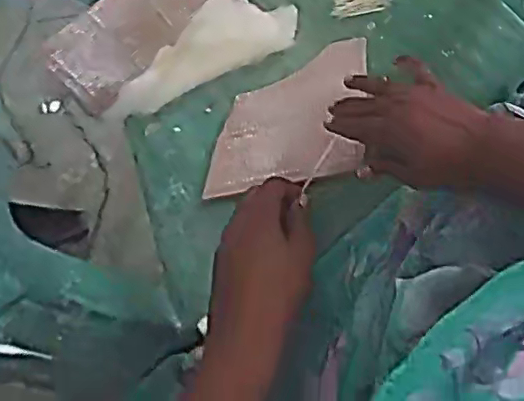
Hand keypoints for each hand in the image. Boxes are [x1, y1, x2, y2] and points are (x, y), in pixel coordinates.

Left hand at [208, 178, 313, 343]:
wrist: (242, 338)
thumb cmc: (279, 291)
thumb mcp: (302, 252)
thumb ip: (301, 221)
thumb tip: (297, 203)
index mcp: (258, 213)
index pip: (272, 185)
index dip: (290, 188)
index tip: (304, 203)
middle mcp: (236, 221)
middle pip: (255, 196)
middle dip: (273, 200)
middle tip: (293, 217)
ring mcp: (224, 241)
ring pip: (243, 215)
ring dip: (261, 217)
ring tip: (280, 238)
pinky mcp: (219, 262)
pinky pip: (237, 235)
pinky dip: (251, 234)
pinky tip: (263, 257)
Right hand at [326, 57, 491, 188]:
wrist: (480, 145)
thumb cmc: (446, 166)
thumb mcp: (412, 174)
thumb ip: (386, 167)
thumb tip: (362, 168)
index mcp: (388, 129)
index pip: (358, 126)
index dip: (342, 125)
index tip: (328, 123)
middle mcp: (396, 106)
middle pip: (366, 105)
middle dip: (347, 106)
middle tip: (332, 106)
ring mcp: (414, 92)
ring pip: (382, 85)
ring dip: (364, 83)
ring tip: (348, 81)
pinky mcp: (432, 86)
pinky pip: (415, 70)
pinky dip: (406, 63)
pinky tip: (396, 59)